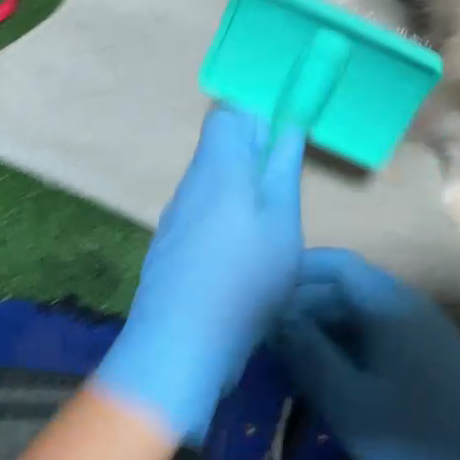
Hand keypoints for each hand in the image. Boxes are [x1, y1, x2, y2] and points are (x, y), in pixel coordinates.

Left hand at [92, 105, 305, 442]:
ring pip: (212, 180)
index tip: (287, 132)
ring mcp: (176, 217)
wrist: (178, 347)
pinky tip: (244, 250)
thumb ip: (283, 166)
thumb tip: (288, 121)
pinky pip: (202, 211)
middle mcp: (191, 182)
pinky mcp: (170, 247)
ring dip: (242, 186)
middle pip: (220, 145)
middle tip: (288, 180)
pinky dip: (226, 215)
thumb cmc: (244, 277)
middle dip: (255, 151)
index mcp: (219, 165)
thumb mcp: (282, 219)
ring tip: (272, 220)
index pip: (229, 112)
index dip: (258, 113)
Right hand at [275, 249, 459, 459]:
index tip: (255, 294)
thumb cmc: (418, 434)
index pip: (337, 264)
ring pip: (360, 317)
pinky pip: (376, 339)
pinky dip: (345, 351)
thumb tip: (277, 316)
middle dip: (302, 307)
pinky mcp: (428, 359)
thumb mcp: (351, 400)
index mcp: (389, 302)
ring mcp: (421, 331)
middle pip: (346, 289)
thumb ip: (310, 354)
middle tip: (258, 337)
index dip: (296, 272)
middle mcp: (406, 305)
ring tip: (281, 362)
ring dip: (322, 332)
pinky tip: (324, 382)